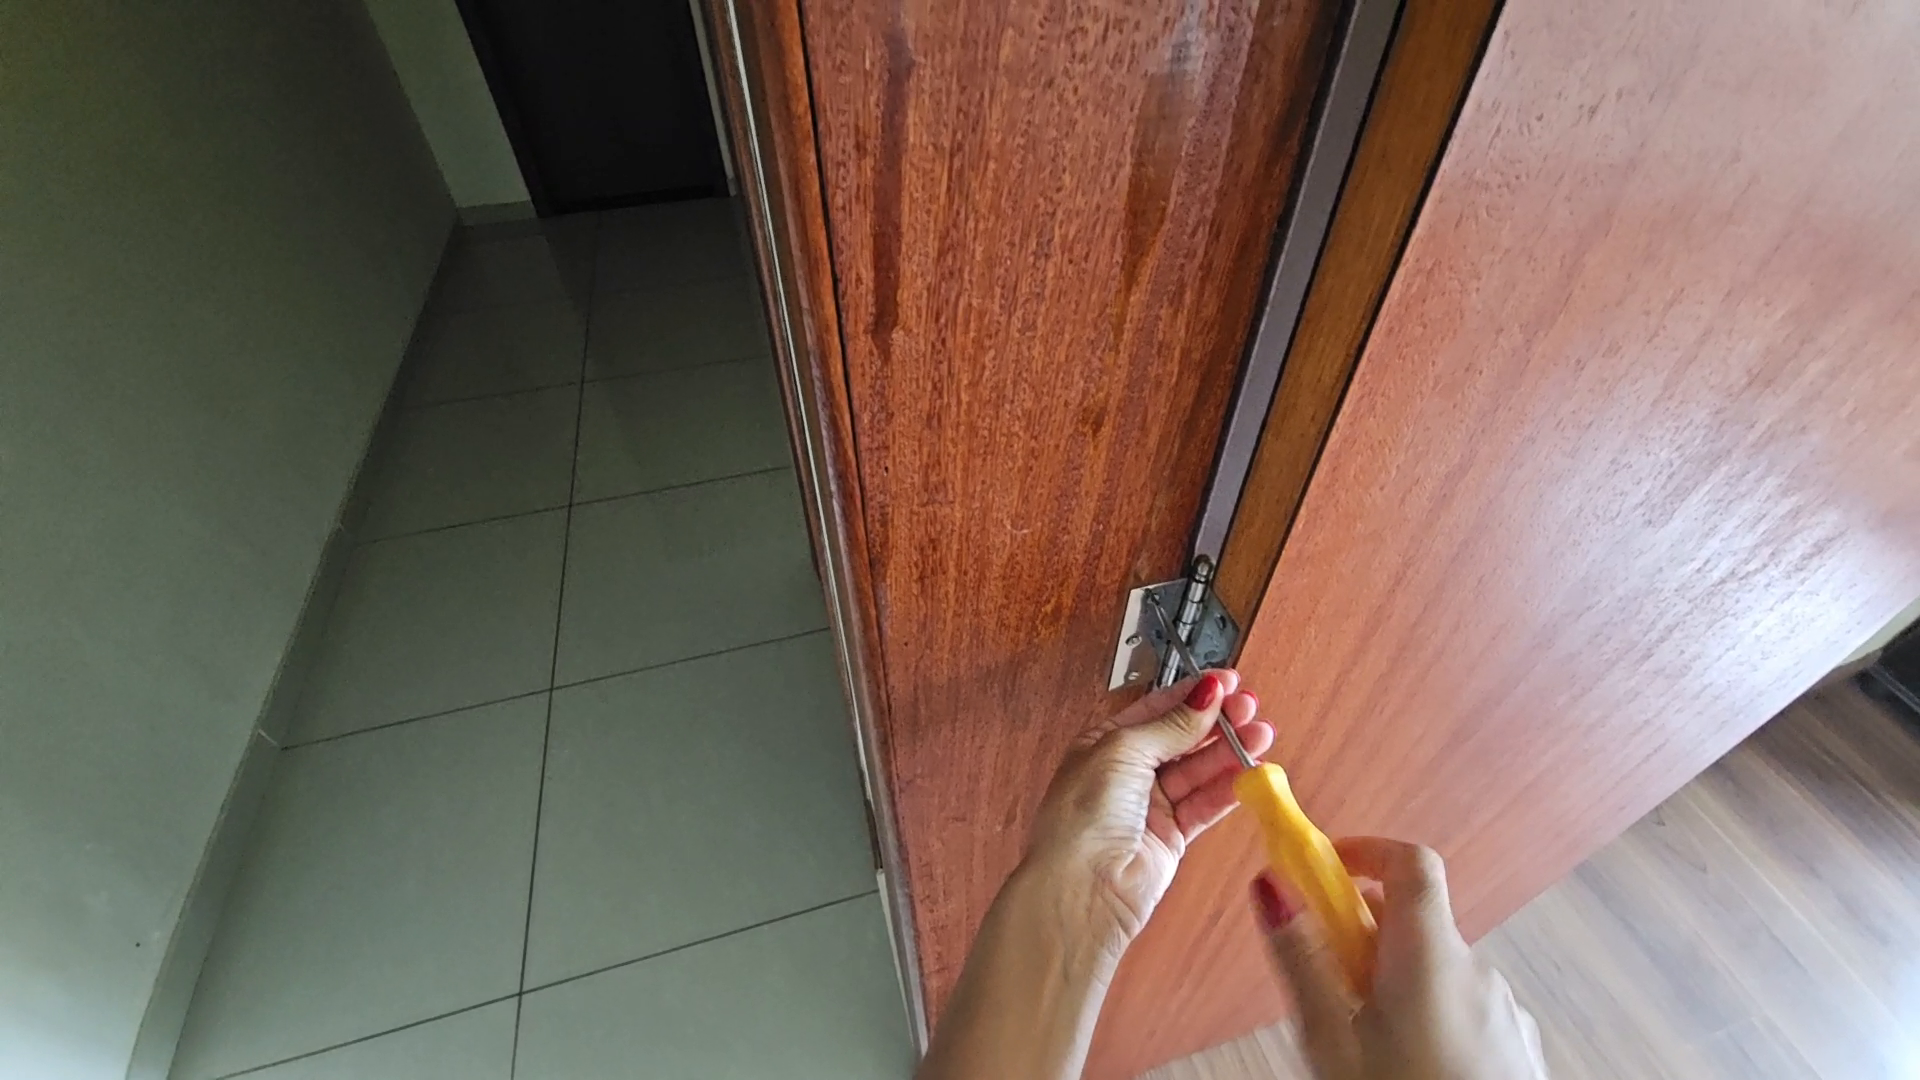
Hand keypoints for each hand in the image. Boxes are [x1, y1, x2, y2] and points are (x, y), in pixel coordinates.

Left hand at [1021, 669, 1272, 961]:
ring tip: (1261, 734)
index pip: (1155, 708)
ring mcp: (1149, 804)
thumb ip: (1170, 726)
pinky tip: (1251, 770)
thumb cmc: (1084, 813)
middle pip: (1181, 737)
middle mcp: (1126, 770)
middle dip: (1216, 721)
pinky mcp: (1171, 836)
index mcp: (1104, 741)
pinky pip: (1205, 804)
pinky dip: (1228, 787)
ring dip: (1229, 751)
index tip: (1227, 681)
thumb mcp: (1123, 751)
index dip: (1191, 694)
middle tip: (1250, 707)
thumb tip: (1205, 694)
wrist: (1083, 887)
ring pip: (1198, 770)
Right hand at [1252, 838, 1548, 1079]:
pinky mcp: (1521, 1055)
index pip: (1411, 862)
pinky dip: (1426, 1009)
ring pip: (1434, 967)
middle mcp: (1479, 973)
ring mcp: (1508, 1016)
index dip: (1365, 850)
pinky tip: (1406, 1065)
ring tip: (1360, 1039)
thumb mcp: (1330, 1038)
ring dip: (1391, 976)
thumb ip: (1299, 954)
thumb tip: (1269, 881)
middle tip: (1324, 981)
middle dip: (1360, 933)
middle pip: (1412, 920)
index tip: (1321, 871)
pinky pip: (1463, 1005)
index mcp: (1433, 956)